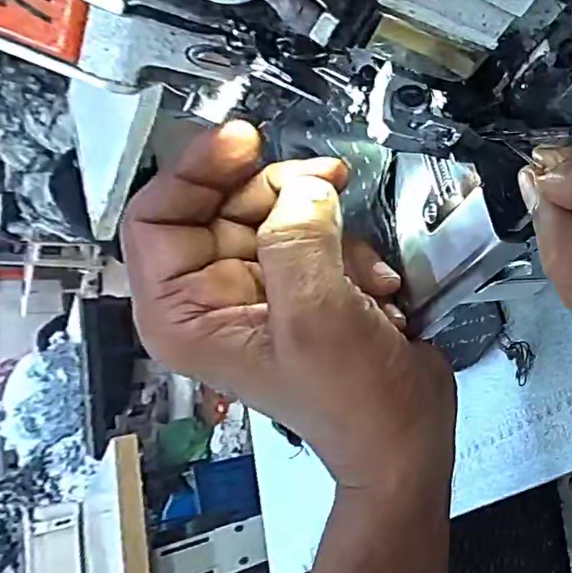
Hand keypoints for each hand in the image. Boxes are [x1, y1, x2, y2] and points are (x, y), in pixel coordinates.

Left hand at [123, 122, 455, 495]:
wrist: (408, 433)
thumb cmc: (354, 399)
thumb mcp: (318, 318)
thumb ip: (300, 244)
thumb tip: (304, 189)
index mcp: (187, 311)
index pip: (162, 217)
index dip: (197, 171)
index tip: (245, 139)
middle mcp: (222, 298)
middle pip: (233, 211)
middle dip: (287, 198)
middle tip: (330, 180)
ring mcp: (276, 295)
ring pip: (292, 225)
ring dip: (340, 238)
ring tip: (368, 276)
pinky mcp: (322, 296)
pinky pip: (332, 247)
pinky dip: (361, 258)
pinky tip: (381, 289)